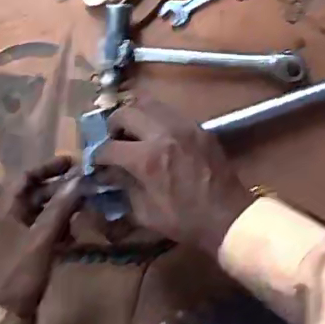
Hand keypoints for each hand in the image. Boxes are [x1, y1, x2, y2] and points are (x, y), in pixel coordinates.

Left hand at [0, 158, 82, 319]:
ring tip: (82, 212)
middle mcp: (0, 218)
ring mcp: (5, 238)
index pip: (25, 177)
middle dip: (58, 191)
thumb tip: (78, 179)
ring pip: (35, 215)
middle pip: (31, 195)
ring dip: (58, 212)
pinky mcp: (12, 256)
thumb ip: (60, 208)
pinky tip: (71, 236)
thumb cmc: (15, 275)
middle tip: (84, 189)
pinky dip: (52, 231)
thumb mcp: (40, 240)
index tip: (74, 163)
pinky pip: (35, 234)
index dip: (49, 167)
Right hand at [92, 98, 254, 252]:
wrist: (227, 216)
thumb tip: (107, 173)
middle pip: (125, 112)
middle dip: (112, 126)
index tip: (97, 162)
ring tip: (133, 132)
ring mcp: (183, 125)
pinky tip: (157, 135)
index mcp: (147, 159)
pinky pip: (170, 112)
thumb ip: (122, 186)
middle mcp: (163, 133)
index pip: (109, 147)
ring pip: (148, 103)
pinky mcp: (198, 126)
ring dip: (135, 115)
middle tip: (113, 140)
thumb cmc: (184, 221)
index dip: (98, 156)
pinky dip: (157, 119)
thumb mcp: (145, 212)